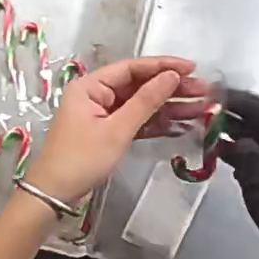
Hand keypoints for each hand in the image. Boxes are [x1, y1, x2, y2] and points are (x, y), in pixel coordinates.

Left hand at [23, 57, 208, 200]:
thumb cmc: (80, 159)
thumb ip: (146, 102)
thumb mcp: (117, 130)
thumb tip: (171, 77)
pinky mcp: (105, 132)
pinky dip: (154, 122)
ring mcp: (100, 114)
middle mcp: (94, 95)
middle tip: (203, 90)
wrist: (54, 193)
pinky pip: (134, 121)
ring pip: (139, 104)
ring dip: (167, 106)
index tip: (192, 68)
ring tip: (200, 108)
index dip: (163, 66)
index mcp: (90, 86)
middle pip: (138, 85)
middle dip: (170, 88)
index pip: (132, 68)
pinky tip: (179, 123)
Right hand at [217, 89, 258, 258]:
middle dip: (236, 114)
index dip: (241, 100)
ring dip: (235, 133)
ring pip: (258, 141)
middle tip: (207, 109)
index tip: (215, 93)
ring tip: (208, 129)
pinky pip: (256, 158)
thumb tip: (227, 139)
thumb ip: (244, 152)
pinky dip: (238, 152)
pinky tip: (221, 154)